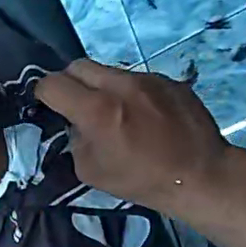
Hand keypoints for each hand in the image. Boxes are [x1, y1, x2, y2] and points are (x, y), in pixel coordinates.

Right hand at [34, 59, 234, 216]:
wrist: (201, 176)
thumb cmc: (142, 180)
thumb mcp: (91, 171)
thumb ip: (76, 140)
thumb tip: (76, 124)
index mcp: (97, 110)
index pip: (52, 83)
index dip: (44, 94)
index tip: (48, 105)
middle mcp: (120, 85)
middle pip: (78, 66)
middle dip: (70, 82)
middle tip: (76, 105)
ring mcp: (148, 78)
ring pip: (110, 72)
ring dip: (102, 88)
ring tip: (117, 115)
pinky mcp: (169, 80)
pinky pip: (138, 80)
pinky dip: (132, 95)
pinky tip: (146, 118)